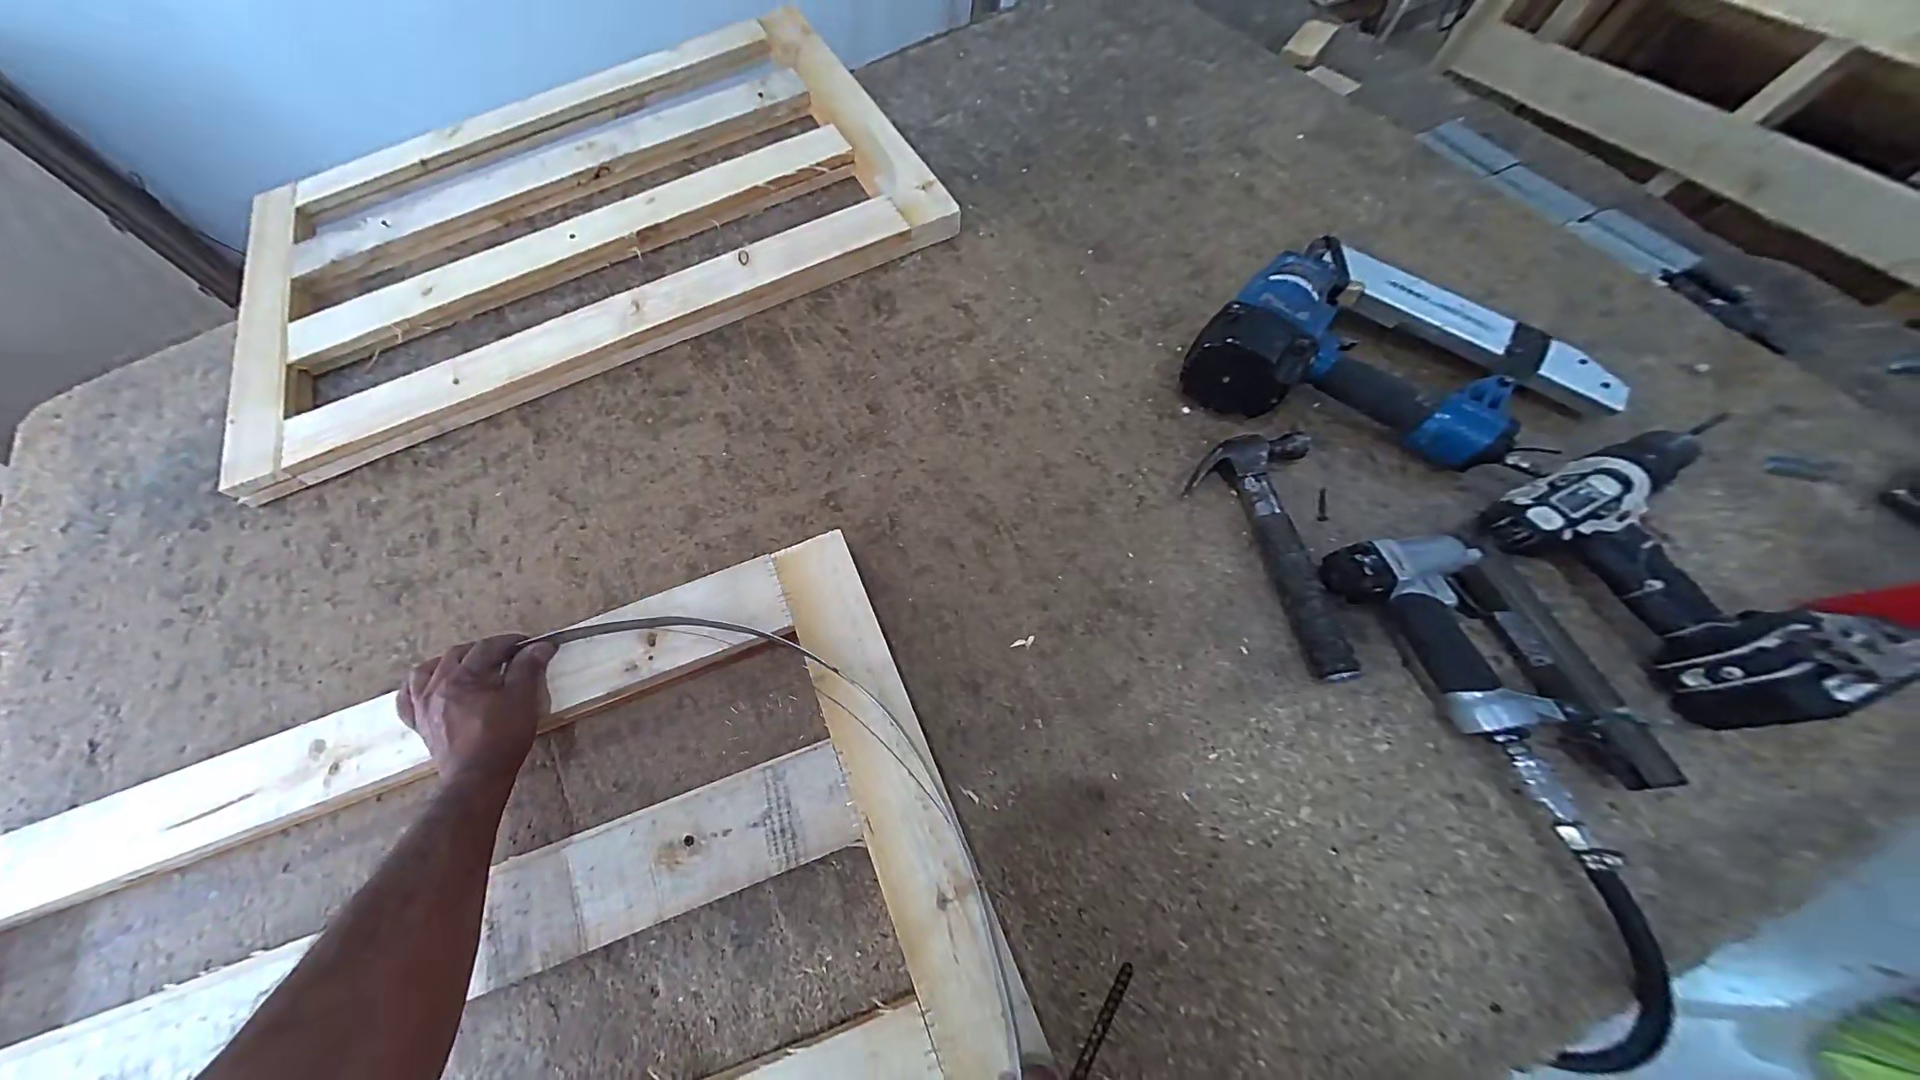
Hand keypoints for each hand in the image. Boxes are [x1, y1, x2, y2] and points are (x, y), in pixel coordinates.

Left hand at [397, 634, 557, 789]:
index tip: (530, 644)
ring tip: (469, 665)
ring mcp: (423, 705)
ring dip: (450, 661)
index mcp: (463, 677)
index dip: (511, 641)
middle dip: (484, 649)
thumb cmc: (503, 736)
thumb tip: (539, 646)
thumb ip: (528, 668)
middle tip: (508, 655)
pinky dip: (420, 685)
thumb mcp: (523, 698)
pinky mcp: (419, 722)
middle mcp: (437, 686)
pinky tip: (432, 685)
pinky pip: (409, 696)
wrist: (477, 776)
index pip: (488, 647)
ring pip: (427, 670)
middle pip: (458, 653)